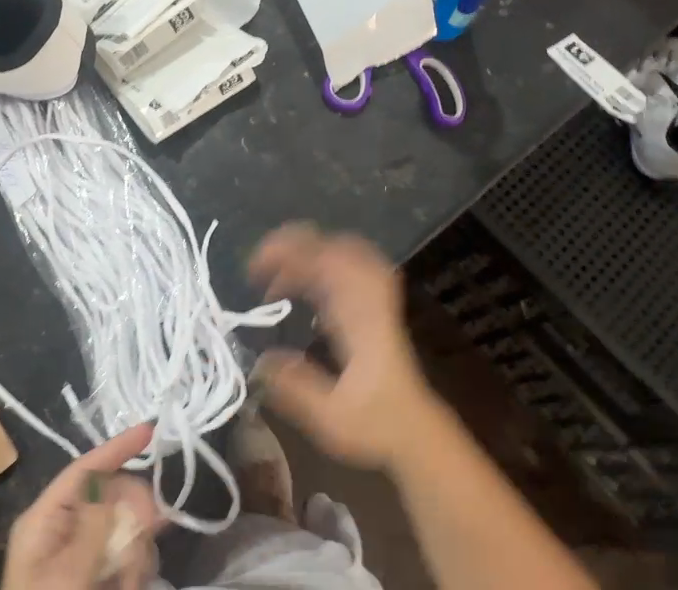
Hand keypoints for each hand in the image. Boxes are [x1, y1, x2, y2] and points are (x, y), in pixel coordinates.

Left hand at [2, 425, 160, 589]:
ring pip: (127, 530)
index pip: (83, 470)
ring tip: (131, 583)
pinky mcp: (99, 577)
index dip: (116, 448)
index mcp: (45, 520)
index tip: (151, 430)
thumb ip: (96, 530)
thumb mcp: (66, 577)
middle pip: (112, 497)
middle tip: (147, 540)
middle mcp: (64, 530)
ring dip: (138, 554)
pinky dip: (137, 572)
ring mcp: (82, 556)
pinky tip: (132, 587)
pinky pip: (129, 558)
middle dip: (134, 518)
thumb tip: (120, 486)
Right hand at [249, 223, 436, 468]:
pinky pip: (354, 266)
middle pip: (339, 247)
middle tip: (262, 267)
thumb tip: (259, 360)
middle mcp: (370, 302)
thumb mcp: (331, 418)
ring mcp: (378, 301)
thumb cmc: (376, 426)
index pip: (329, 265)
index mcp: (360, 321)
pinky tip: (306, 282)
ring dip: (310, 252)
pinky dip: (326, 263)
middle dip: (296, 244)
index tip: (258, 271)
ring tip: (279, 273)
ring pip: (348, 252)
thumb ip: (295, 387)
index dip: (291, 255)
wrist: (420, 434)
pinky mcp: (377, 308)